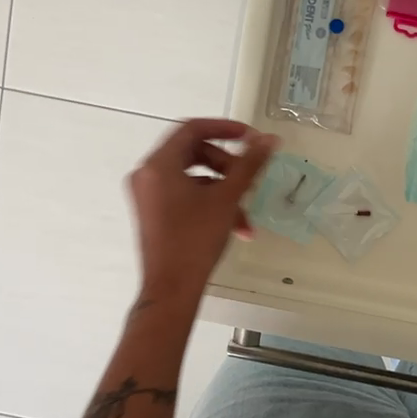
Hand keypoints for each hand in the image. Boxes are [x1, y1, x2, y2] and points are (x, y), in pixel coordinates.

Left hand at [128, 118, 276, 298]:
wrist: (171, 288)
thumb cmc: (196, 239)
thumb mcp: (227, 198)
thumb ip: (249, 164)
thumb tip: (269, 139)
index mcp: (158, 164)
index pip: (193, 129)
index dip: (225, 129)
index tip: (251, 138)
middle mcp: (147, 174)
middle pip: (193, 153)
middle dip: (227, 166)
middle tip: (249, 179)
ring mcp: (147, 195)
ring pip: (192, 178)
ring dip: (223, 190)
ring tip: (245, 215)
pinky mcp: (153, 213)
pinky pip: (184, 195)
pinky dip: (209, 203)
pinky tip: (234, 225)